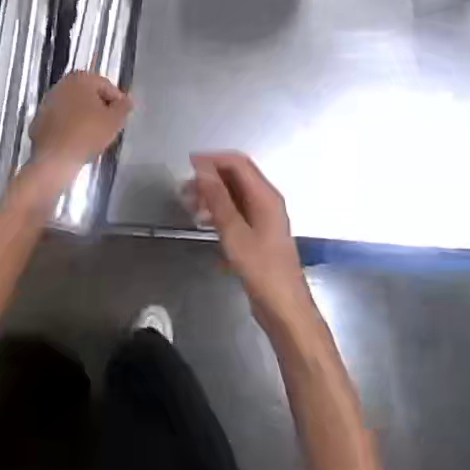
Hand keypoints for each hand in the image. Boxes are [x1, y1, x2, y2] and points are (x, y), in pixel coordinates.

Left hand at [27, 71, 131, 180]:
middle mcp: (62, 84)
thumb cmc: (87, 133)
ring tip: (94, 137)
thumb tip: (126, 101)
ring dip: (85, 118)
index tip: (122, 118)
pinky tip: (77, 142)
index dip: (117, 102)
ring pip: (74, 108)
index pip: (107, 86)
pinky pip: (62, 120)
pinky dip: (70, 127)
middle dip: (100, 109)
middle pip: (89, 95)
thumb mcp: (114, 120)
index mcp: (80, 78)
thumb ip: (123, 107)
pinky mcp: (39, 119)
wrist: (54, 158)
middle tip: (109, 127)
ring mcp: (47, 101)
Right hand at [187, 152, 309, 316]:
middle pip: (236, 177)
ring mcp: (263, 219)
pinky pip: (236, 212)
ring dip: (212, 196)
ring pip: (234, 195)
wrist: (284, 309)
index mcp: (266, 196)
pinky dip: (218, 212)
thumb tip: (203, 169)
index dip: (213, 159)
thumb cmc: (262, 270)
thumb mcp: (235, 233)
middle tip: (185, 190)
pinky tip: (203, 223)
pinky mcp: (258, 235)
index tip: (189, 165)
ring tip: (189, 206)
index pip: (238, 163)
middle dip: (209, 179)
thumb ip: (218, 199)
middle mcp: (266, 202)